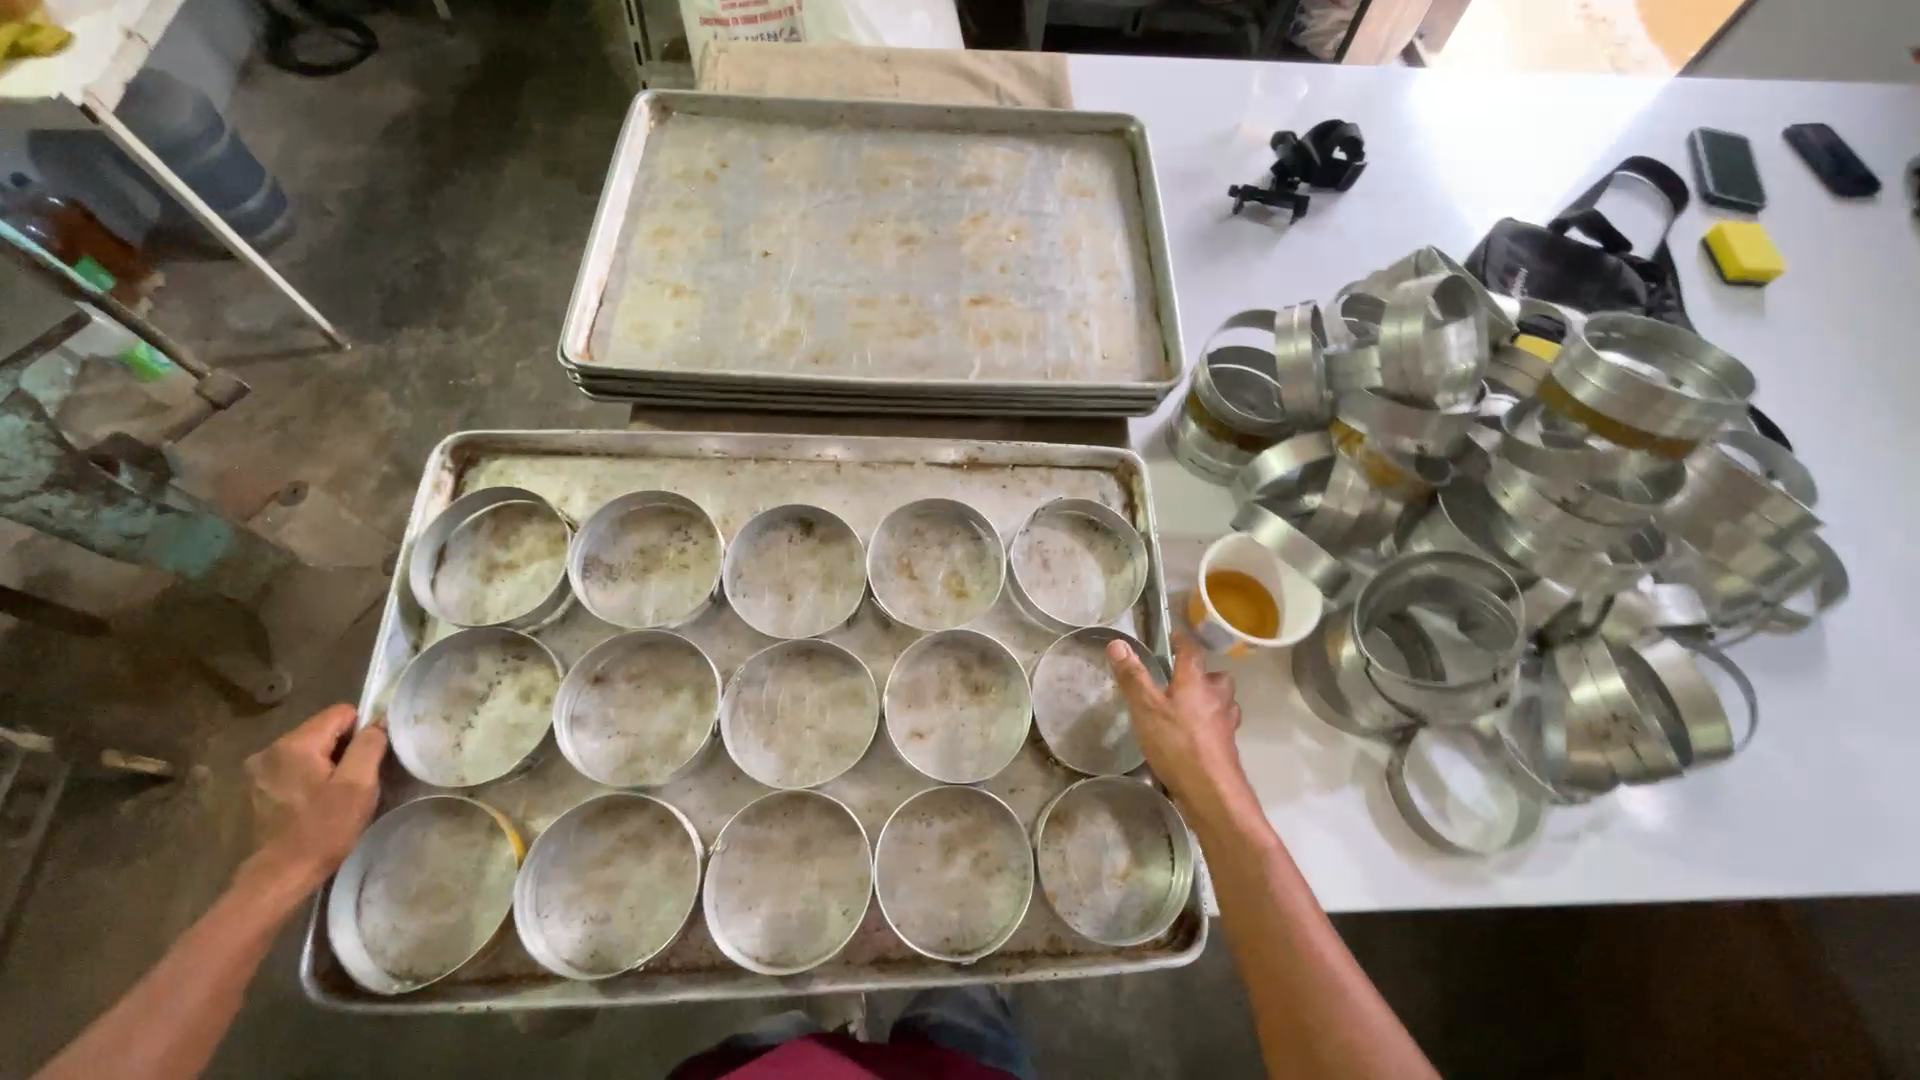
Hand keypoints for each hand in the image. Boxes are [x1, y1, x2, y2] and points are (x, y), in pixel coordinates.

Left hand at [243, 704, 386, 888]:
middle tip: (357, 779)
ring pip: (311, 748)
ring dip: (330, 762)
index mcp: (294, 745)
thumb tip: (378, 721)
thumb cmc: (324, 828)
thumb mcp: (358, 784)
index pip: (341, 713)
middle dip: (346, 748)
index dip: (364, 731)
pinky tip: (318, 799)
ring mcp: (259, 769)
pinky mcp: (258, 786)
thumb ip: (369, 745)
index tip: (370, 760)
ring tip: (339, 791)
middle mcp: (269, 750)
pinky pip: (297, 765)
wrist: (281, 874)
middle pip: (324, 729)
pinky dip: (313, 774)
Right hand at [1108, 635, 1252, 823]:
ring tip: (1187, 709)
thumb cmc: (1177, 743)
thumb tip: (1117, 643)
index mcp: (1196, 681)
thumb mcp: (1146, 708)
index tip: (1173, 637)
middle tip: (1182, 680)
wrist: (1212, 791)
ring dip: (1209, 700)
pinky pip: (1220, 726)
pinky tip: (1193, 737)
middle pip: (1216, 677)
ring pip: (1222, 702)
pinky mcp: (1227, 746)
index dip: (1182, 641)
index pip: (1192, 651)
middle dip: (1202, 675)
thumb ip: (1132, 677)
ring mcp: (1226, 723)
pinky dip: (1210, 725)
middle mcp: (1217, 697)